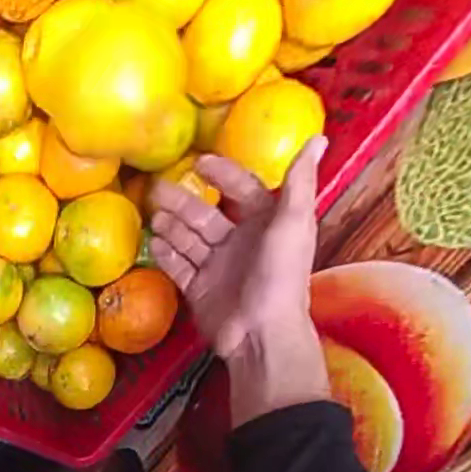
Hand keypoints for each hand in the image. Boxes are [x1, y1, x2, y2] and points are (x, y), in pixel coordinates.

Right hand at [148, 137, 331, 424]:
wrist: (260, 332)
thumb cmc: (280, 277)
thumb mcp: (293, 224)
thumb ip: (299, 182)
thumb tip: (318, 138)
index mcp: (265, 224)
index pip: (242, 191)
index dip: (224, 175)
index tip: (200, 162)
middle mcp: (239, 243)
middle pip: (206, 215)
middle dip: (183, 202)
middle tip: (157, 189)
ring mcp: (217, 268)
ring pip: (189, 240)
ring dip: (171, 225)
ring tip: (153, 214)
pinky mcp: (200, 290)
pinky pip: (179, 268)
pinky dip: (166, 255)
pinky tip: (152, 241)